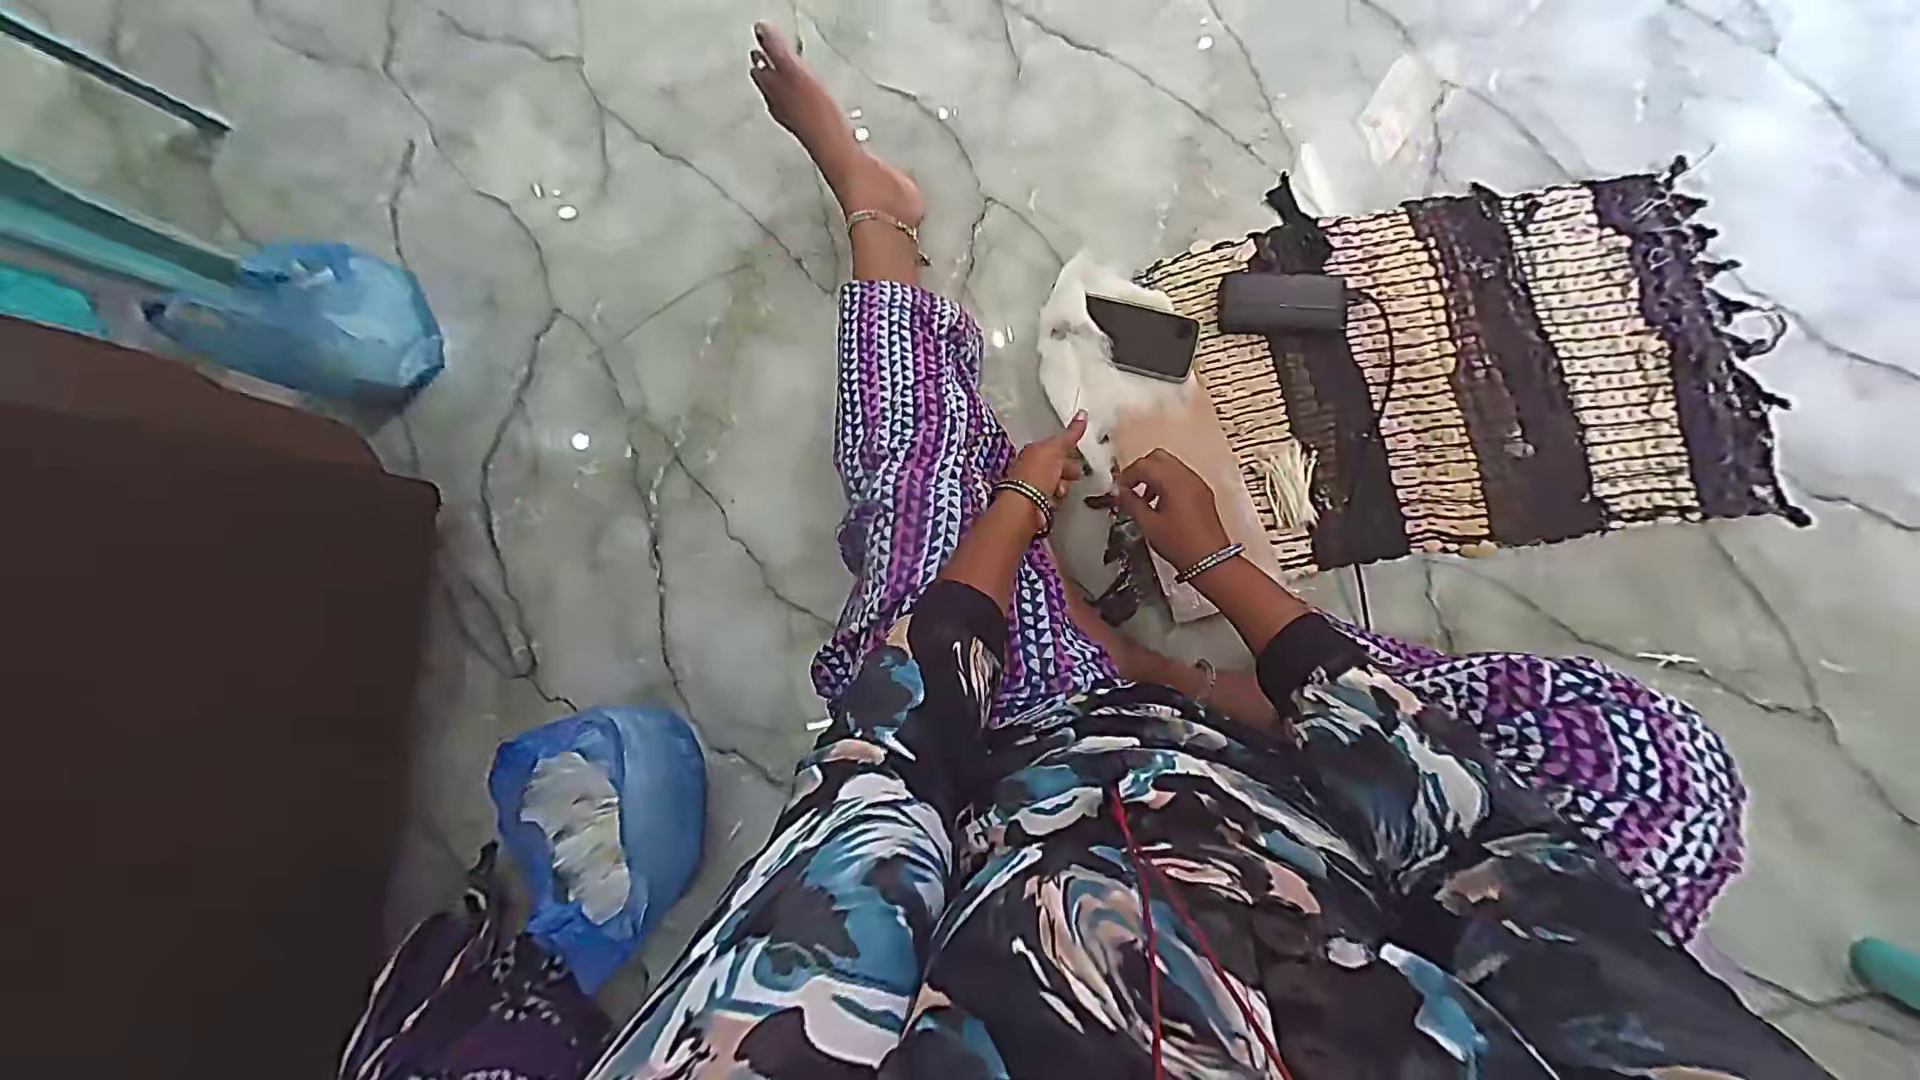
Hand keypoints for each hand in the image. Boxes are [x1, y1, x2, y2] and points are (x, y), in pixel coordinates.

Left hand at [1001, 412, 1088, 526]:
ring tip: (1061, 490)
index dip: (1068, 450)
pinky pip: (1052, 499)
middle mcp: (1029, 467)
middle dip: (1067, 470)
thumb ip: (1070, 434)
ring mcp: (1031, 486)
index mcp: (1032, 451)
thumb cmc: (1038, 473)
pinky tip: (1055, 501)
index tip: (1080, 455)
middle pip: (1055, 466)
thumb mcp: (1055, 449)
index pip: (1053, 447)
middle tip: (1074, 475)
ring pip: (1056, 483)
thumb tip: (1083, 412)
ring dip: (1063, 486)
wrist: (1024, 505)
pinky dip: (1056, 499)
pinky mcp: (1034, 504)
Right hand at [1112, 449, 1232, 570]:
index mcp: (1173, 482)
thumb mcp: (1148, 524)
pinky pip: (1180, 477)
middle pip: (1158, 457)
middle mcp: (1187, 477)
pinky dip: (1165, 482)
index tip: (1118, 490)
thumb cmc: (1179, 544)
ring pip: (1170, 465)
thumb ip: (1131, 503)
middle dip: (1140, 470)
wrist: (1209, 560)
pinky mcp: (1201, 493)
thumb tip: (1120, 493)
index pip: (1144, 465)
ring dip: (1153, 476)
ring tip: (1142, 499)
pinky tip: (1158, 504)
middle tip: (1129, 488)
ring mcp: (1197, 483)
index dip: (1126, 476)